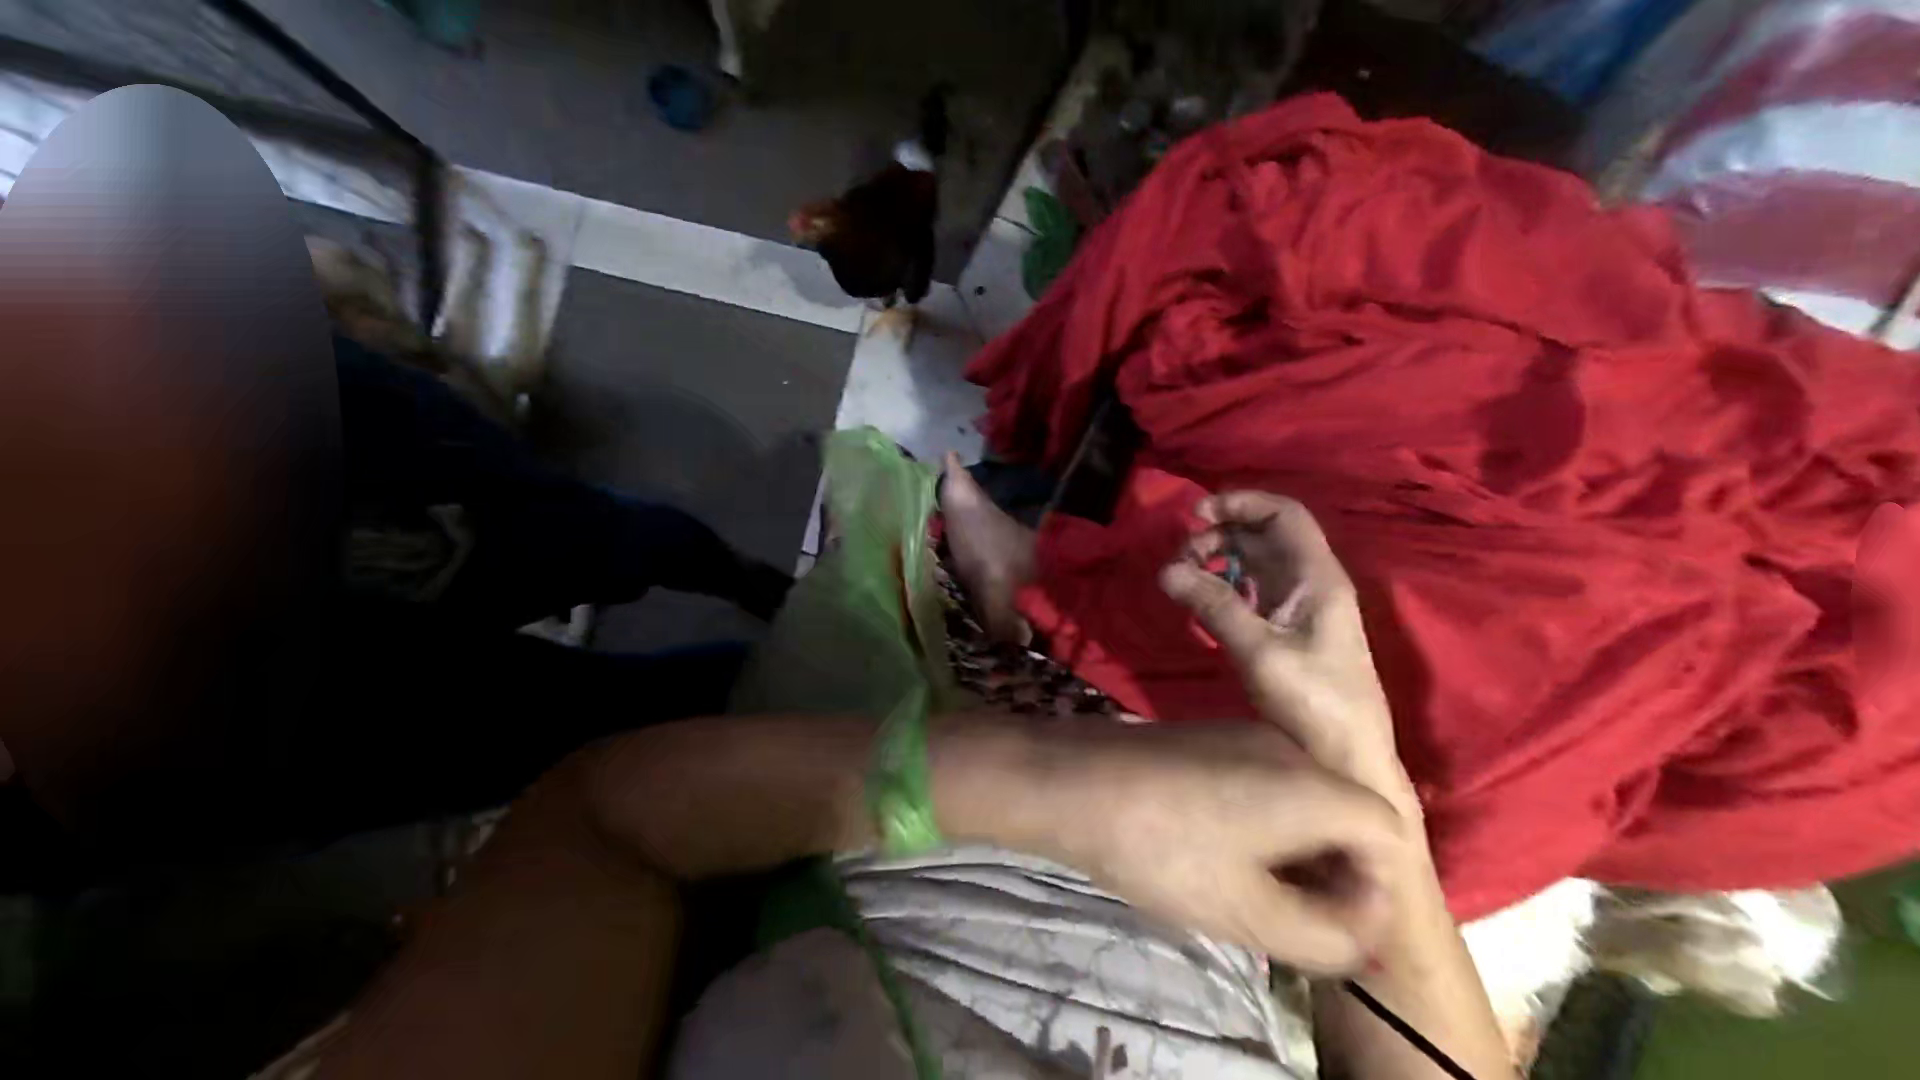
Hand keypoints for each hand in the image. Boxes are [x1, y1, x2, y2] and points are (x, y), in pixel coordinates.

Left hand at [1031, 722, 1408, 974]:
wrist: (1072, 781)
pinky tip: (1211, 852)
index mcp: (1313, 784)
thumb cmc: (1164, 849)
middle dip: (1331, 875)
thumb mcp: (1251, 914)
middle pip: (1344, 816)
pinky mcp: (1204, 736)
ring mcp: (1240, 734)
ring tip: (1245, 892)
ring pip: (1298, 800)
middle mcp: (1285, 747)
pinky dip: (1256, 824)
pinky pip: (1258, 783)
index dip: (1373, 893)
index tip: (1330, 927)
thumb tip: (1363, 925)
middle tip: (1287, 918)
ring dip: (1291, 853)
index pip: (1388, 839)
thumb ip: (1329, 937)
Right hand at [1159, 492, 1419, 820]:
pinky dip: (1225, 583)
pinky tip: (1203, 597)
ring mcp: (1300, 607)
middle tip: (1183, 557)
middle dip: (1221, 534)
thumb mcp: (1259, 651)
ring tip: (1186, 576)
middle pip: (1265, 535)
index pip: (1284, 514)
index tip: (1197, 515)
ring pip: (1257, 561)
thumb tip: (1166, 570)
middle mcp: (1312, 583)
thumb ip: (1214, 606)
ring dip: (1220, 558)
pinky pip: (1253, 589)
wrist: (1348, 760)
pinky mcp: (1288, 629)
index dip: (1242, 503)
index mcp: (1318, 578)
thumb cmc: (1314, 703)